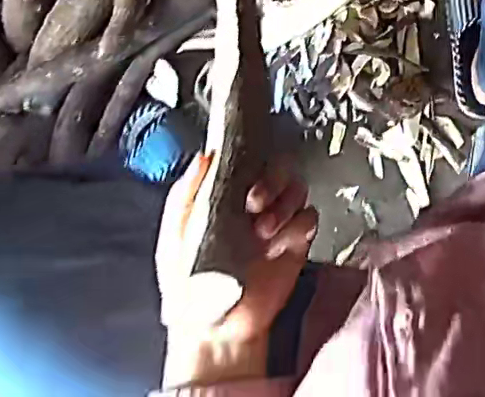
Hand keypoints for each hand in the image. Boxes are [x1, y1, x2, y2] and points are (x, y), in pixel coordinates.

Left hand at [157, 159, 317, 386]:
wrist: (214, 329)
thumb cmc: (188, 284)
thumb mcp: (174, 236)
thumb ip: (184, 193)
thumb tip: (204, 155)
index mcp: (230, 195)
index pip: (252, 159)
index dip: (252, 160)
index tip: (242, 177)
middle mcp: (258, 202)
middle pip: (281, 167)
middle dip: (272, 179)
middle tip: (255, 202)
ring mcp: (279, 220)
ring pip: (298, 187)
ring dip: (283, 203)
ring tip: (263, 230)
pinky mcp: (298, 240)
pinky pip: (310, 216)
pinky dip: (296, 226)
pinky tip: (277, 245)